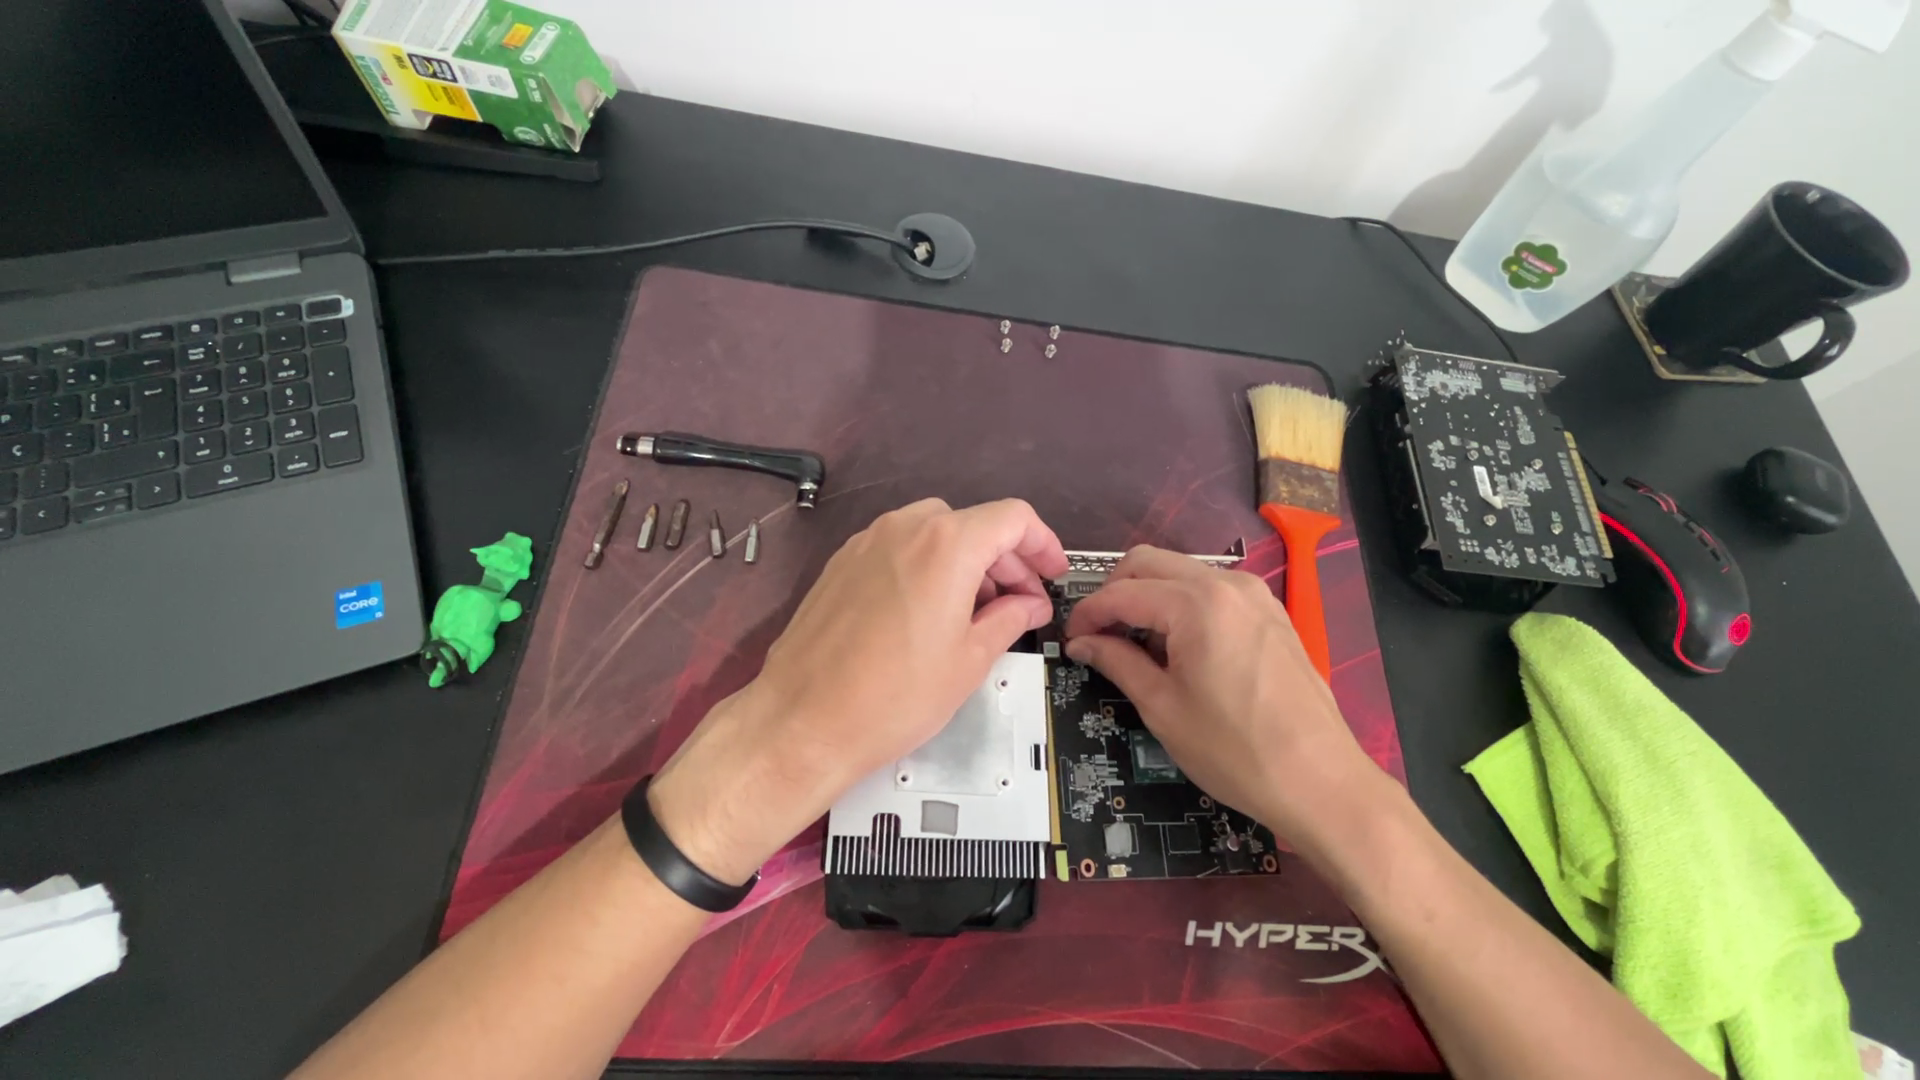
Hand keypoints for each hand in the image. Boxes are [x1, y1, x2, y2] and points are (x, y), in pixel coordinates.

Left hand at [649, 498, 1068, 884]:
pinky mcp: (840, 564)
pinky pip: (898, 550)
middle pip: (972, 524)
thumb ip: (1010, 618)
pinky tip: (928, 613)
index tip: (1051, 575)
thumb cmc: (896, 696)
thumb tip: (1030, 604)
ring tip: (975, 613)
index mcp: (946, 544)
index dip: (1042, 544)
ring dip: (965, 562)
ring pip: (932, 534)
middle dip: (1005, 559)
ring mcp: (866, 543)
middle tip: (1019, 604)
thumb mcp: (971, 661)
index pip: (1012, 518)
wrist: (803, 722)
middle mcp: (903, 528)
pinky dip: (926, 567)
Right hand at [1062, 545, 1378, 845]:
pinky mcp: (1271, 613)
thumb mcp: (1163, 708)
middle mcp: (1227, 584)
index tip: (1070, 641)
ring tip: (1137, 645)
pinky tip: (1179, 646)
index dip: (1087, 614)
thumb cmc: (1235, 750)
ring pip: (1181, 571)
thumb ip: (1117, 662)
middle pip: (1148, 563)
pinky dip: (1182, 603)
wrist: (1321, 781)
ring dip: (1149, 595)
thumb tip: (1083, 643)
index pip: (1121, 592)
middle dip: (1114, 592)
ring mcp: (1255, 595)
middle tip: (1099, 635)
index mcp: (1196, 603)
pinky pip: (1212, 589)